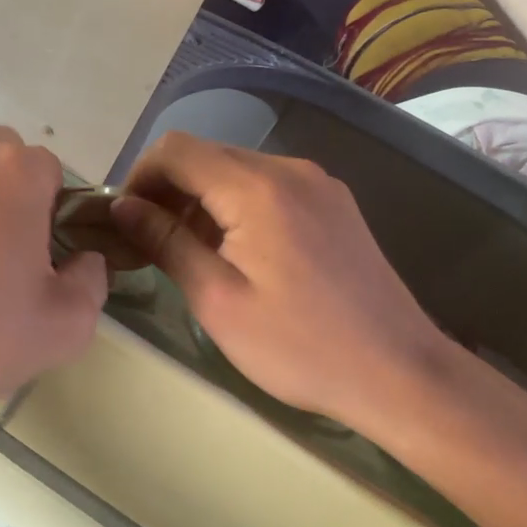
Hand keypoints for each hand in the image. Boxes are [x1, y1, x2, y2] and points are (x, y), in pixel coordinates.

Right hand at [112, 132, 447, 427]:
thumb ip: (166, 242)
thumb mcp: (218, 300)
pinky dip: (235, 202)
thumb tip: (122, 206)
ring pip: (234, 166)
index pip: (175, 150)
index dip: (140, 176)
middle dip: (167, 187)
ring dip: (200, 196)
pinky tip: (236, 249)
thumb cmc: (302, 346)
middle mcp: (287, 169)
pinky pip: (266, 183)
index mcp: (256, 188)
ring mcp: (316, 182)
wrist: (403, 376)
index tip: (127, 220)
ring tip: (190, 250)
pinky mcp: (332, 202)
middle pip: (204, 153)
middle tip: (152, 239)